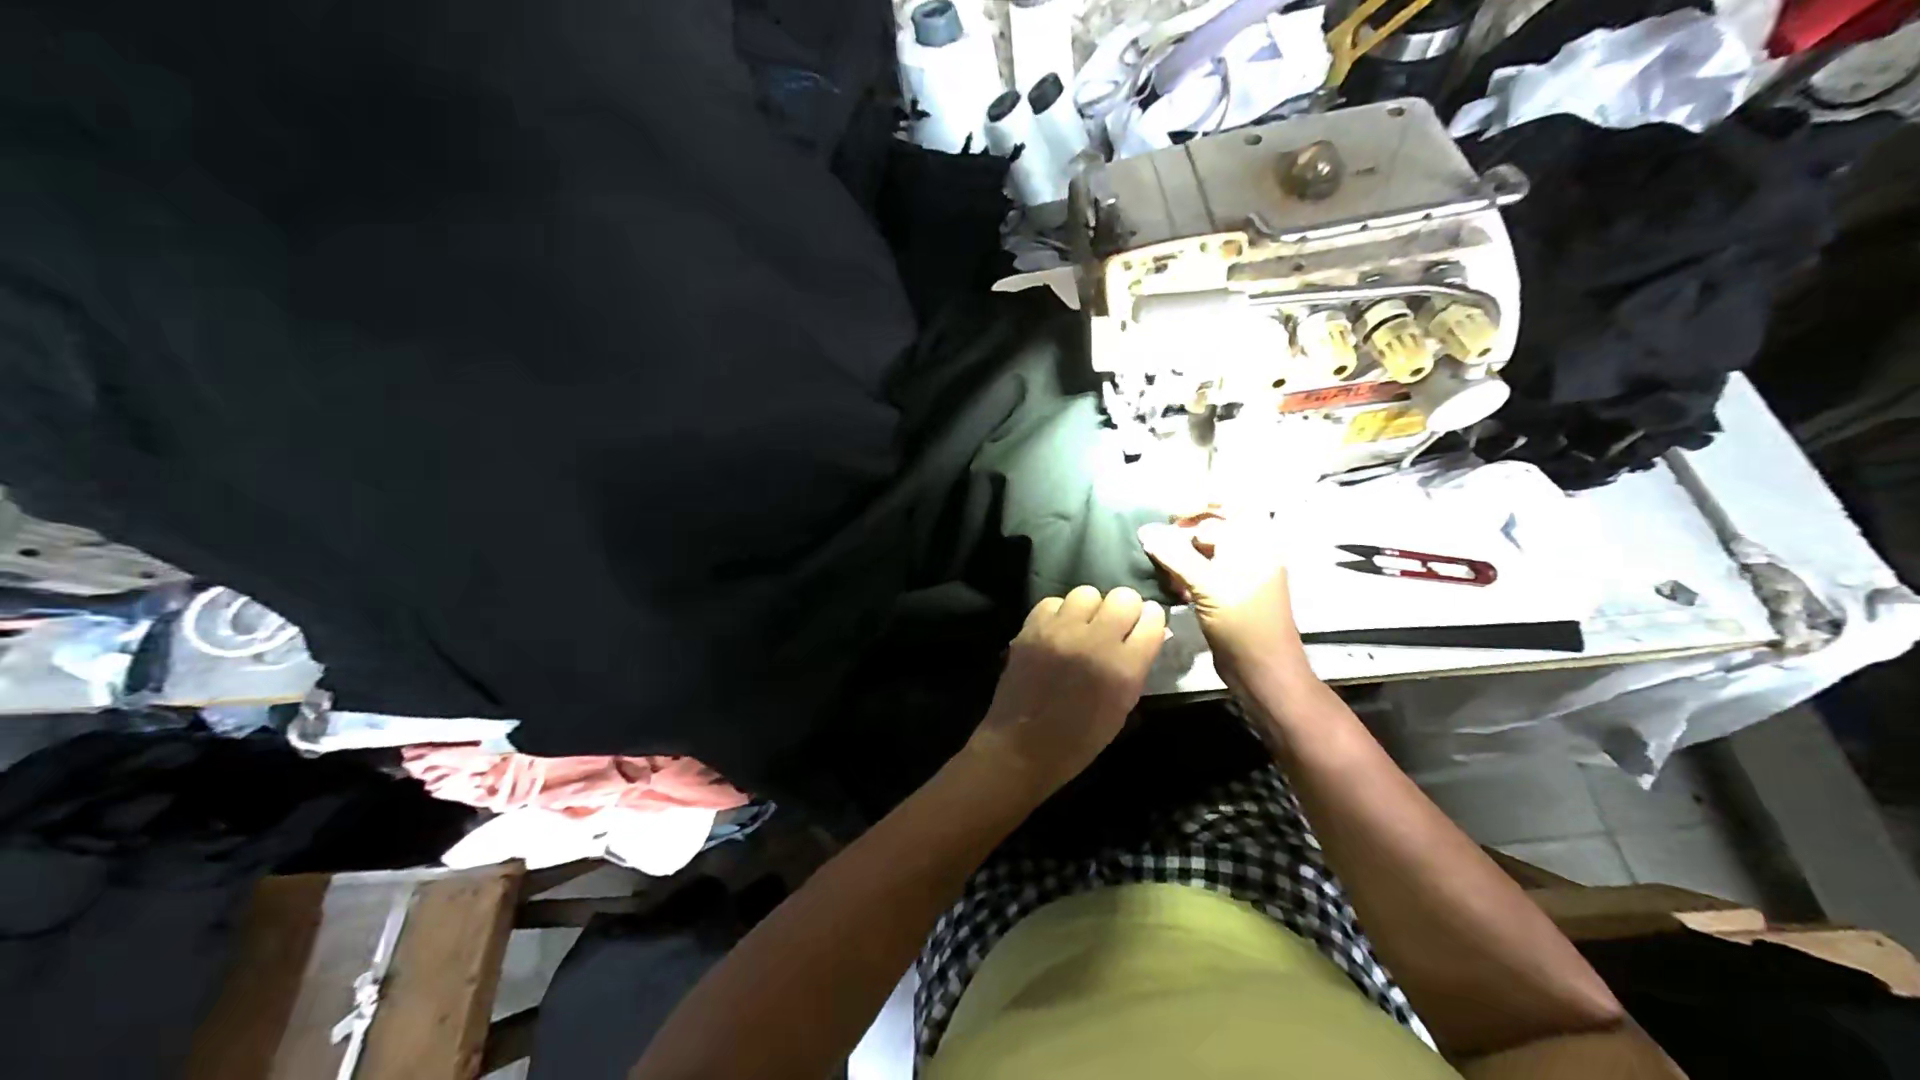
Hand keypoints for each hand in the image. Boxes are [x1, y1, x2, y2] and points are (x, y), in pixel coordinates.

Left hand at [967, 585, 1166, 797]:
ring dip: (1090, 608)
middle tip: (1115, 626)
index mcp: (1124, 668)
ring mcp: (1060, 631)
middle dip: (1125, 609)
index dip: (1151, 621)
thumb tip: (1147, 635)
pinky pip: (1053, 602)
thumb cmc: (1079, 739)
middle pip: (1123, 597)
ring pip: (1087, 593)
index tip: (1144, 627)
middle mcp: (1095, 642)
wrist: (1022, 747)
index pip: (1152, 619)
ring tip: (1084, 627)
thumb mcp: (1122, 707)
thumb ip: (1136, 667)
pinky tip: (1058, 632)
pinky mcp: (1031, 629)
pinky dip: (1059, 614)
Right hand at [1137, 515, 1306, 683]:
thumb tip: (1145, 531)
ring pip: (1208, 550)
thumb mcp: (1207, 585)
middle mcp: (1252, 553)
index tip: (1173, 513)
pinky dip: (1186, 572)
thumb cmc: (1242, 624)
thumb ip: (1175, 556)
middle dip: (1187, 529)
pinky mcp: (1229, 595)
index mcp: (1256, 543)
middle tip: (1159, 537)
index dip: (1204, 502)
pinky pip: (1205, 572)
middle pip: (1218, 525)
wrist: (1263, 672)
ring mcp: (1241, 575)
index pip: (1235, 504)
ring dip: (1183, 552)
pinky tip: (1169, 583)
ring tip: (1159, 561)